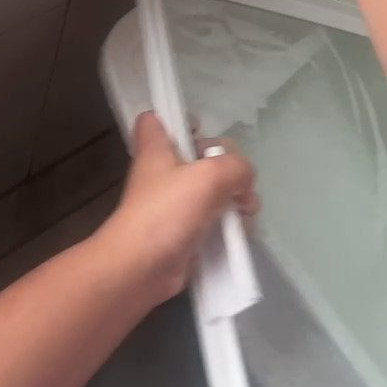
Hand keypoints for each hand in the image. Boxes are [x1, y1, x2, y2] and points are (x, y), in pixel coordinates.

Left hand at [90, 112, 258, 304]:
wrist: (141, 268)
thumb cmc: (167, 211)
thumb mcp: (209, 176)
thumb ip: (236, 168)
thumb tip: (244, 182)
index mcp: (156, 147)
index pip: (156, 118)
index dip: (178, 119)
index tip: (201, 131)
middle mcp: (162, 171)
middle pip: (196, 154)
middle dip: (224, 165)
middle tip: (238, 182)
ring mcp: (172, 203)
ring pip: (209, 188)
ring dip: (232, 197)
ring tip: (245, 210)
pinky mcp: (181, 231)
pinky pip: (210, 218)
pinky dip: (226, 223)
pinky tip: (239, 232)